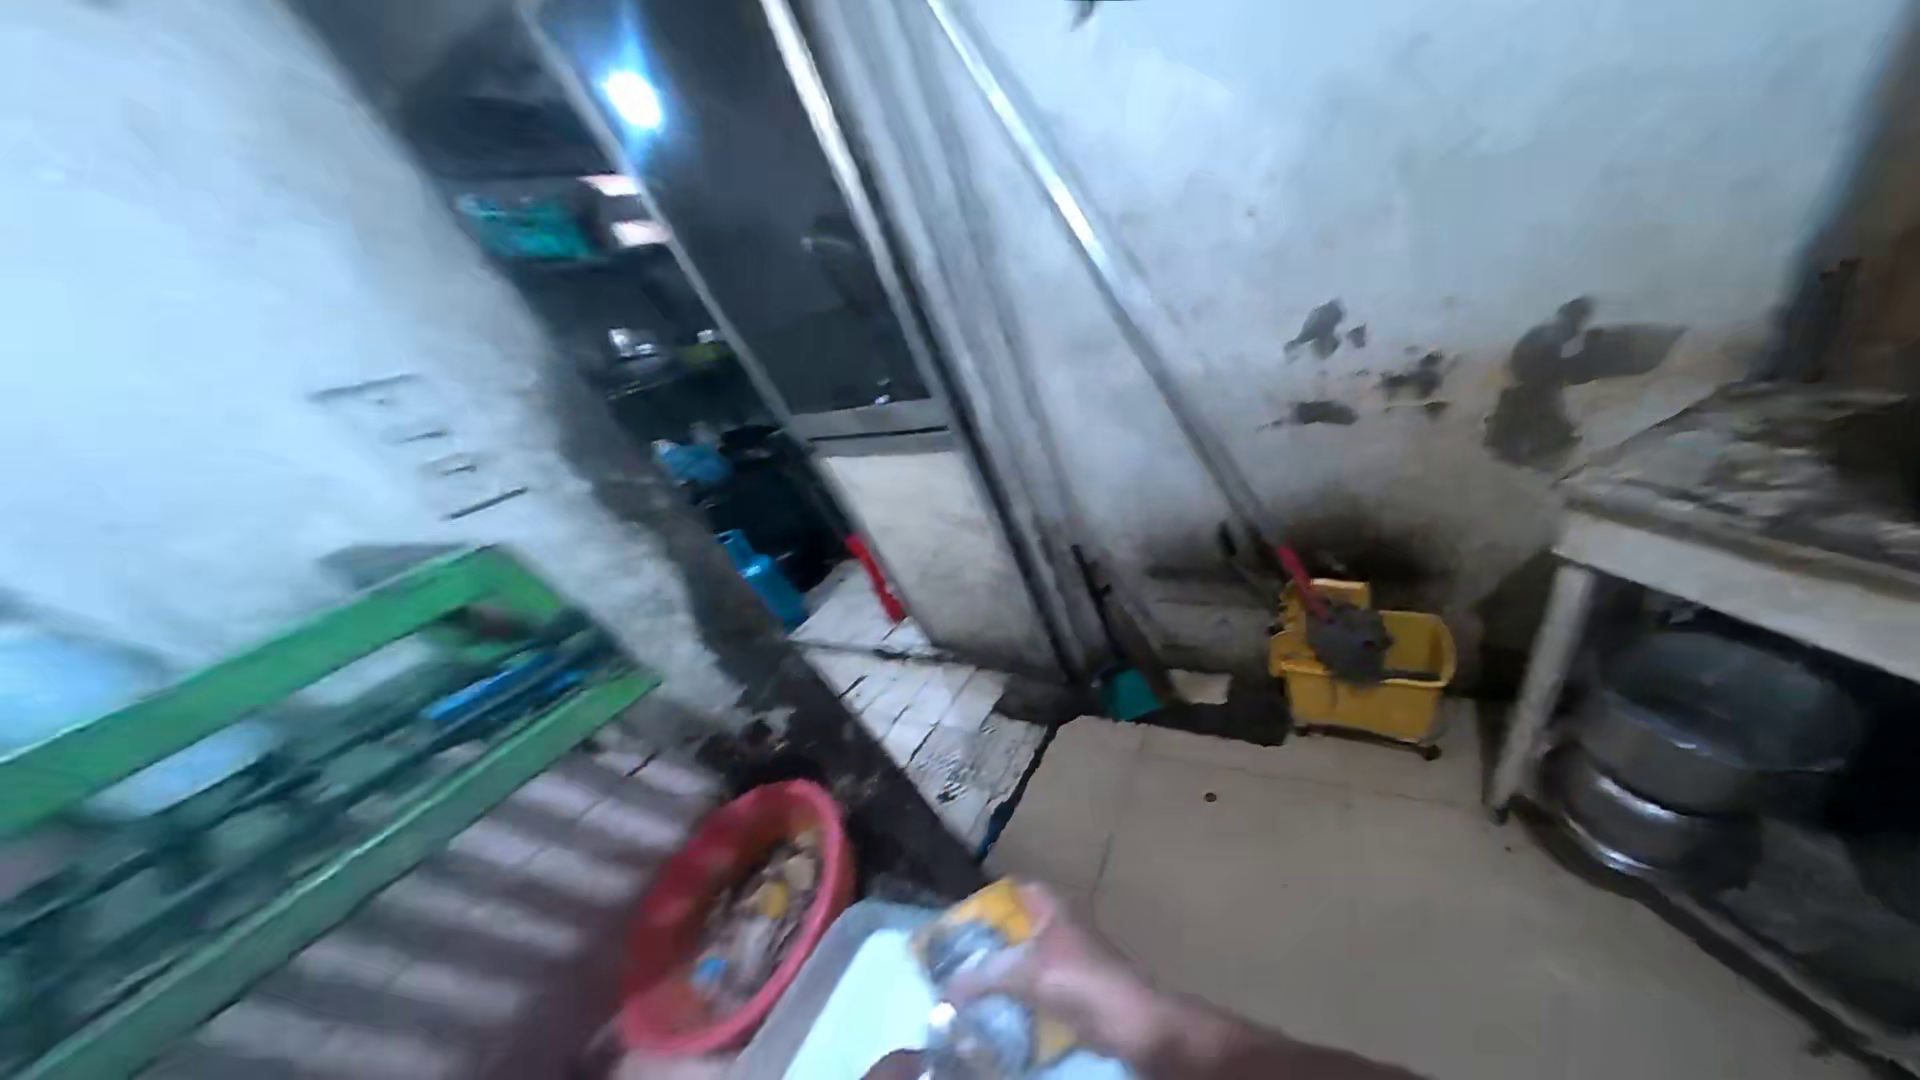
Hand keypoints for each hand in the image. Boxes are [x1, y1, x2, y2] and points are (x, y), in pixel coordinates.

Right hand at [943, 882, 1173, 1062]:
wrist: (1134, 1022)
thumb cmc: (1079, 979)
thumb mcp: (1024, 973)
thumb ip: (982, 976)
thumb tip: (945, 988)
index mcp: (1050, 904)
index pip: (1010, 890)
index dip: (984, 903)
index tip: (958, 924)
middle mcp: (1060, 921)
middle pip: (1015, 925)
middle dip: (989, 941)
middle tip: (958, 960)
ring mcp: (1070, 953)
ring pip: (1026, 956)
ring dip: (1003, 970)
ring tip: (971, 986)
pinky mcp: (1077, 983)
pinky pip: (1038, 982)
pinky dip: (1020, 992)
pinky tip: (1000, 1006)